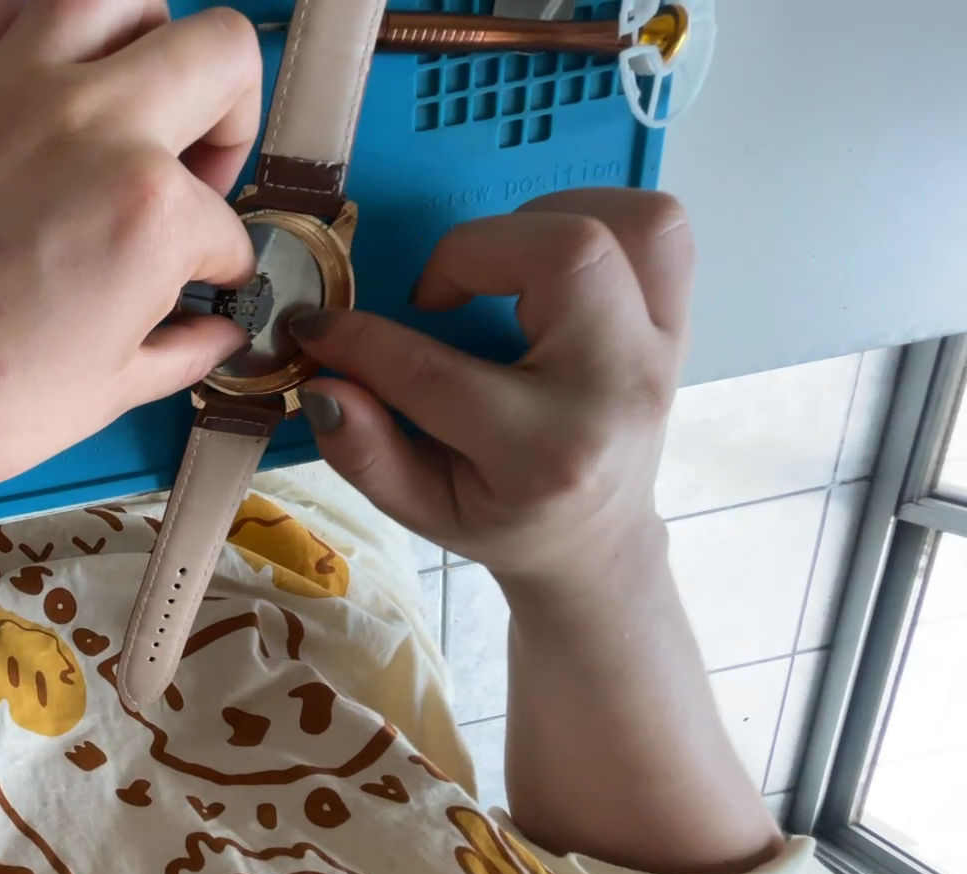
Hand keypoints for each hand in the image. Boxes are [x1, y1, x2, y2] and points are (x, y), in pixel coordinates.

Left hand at [0, 0, 261, 503]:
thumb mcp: (107, 394)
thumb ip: (181, 349)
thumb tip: (214, 332)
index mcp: (148, 212)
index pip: (222, 226)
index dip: (221, 266)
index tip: (204, 283)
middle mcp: (93, 125)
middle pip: (220, 57)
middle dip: (230, 125)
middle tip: (197, 181)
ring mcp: (11, 89)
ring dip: (152, 42)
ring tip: (135, 106)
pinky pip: (5, 0)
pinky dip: (42, 23)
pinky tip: (48, 81)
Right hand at [292, 189, 694, 593]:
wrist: (591, 534)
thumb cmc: (497, 521)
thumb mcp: (416, 510)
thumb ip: (365, 454)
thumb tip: (321, 387)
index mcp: (541, 452)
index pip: (434, 372)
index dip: (358, 339)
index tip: (315, 326)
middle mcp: (615, 388)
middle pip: (566, 254)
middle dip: (468, 253)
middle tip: (428, 299)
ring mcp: (660, 348)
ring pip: (634, 221)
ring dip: (541, 222)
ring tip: (489, 267)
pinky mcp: (678, 321)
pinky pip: (658, 230)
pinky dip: (594, 218)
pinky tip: (536, 261)